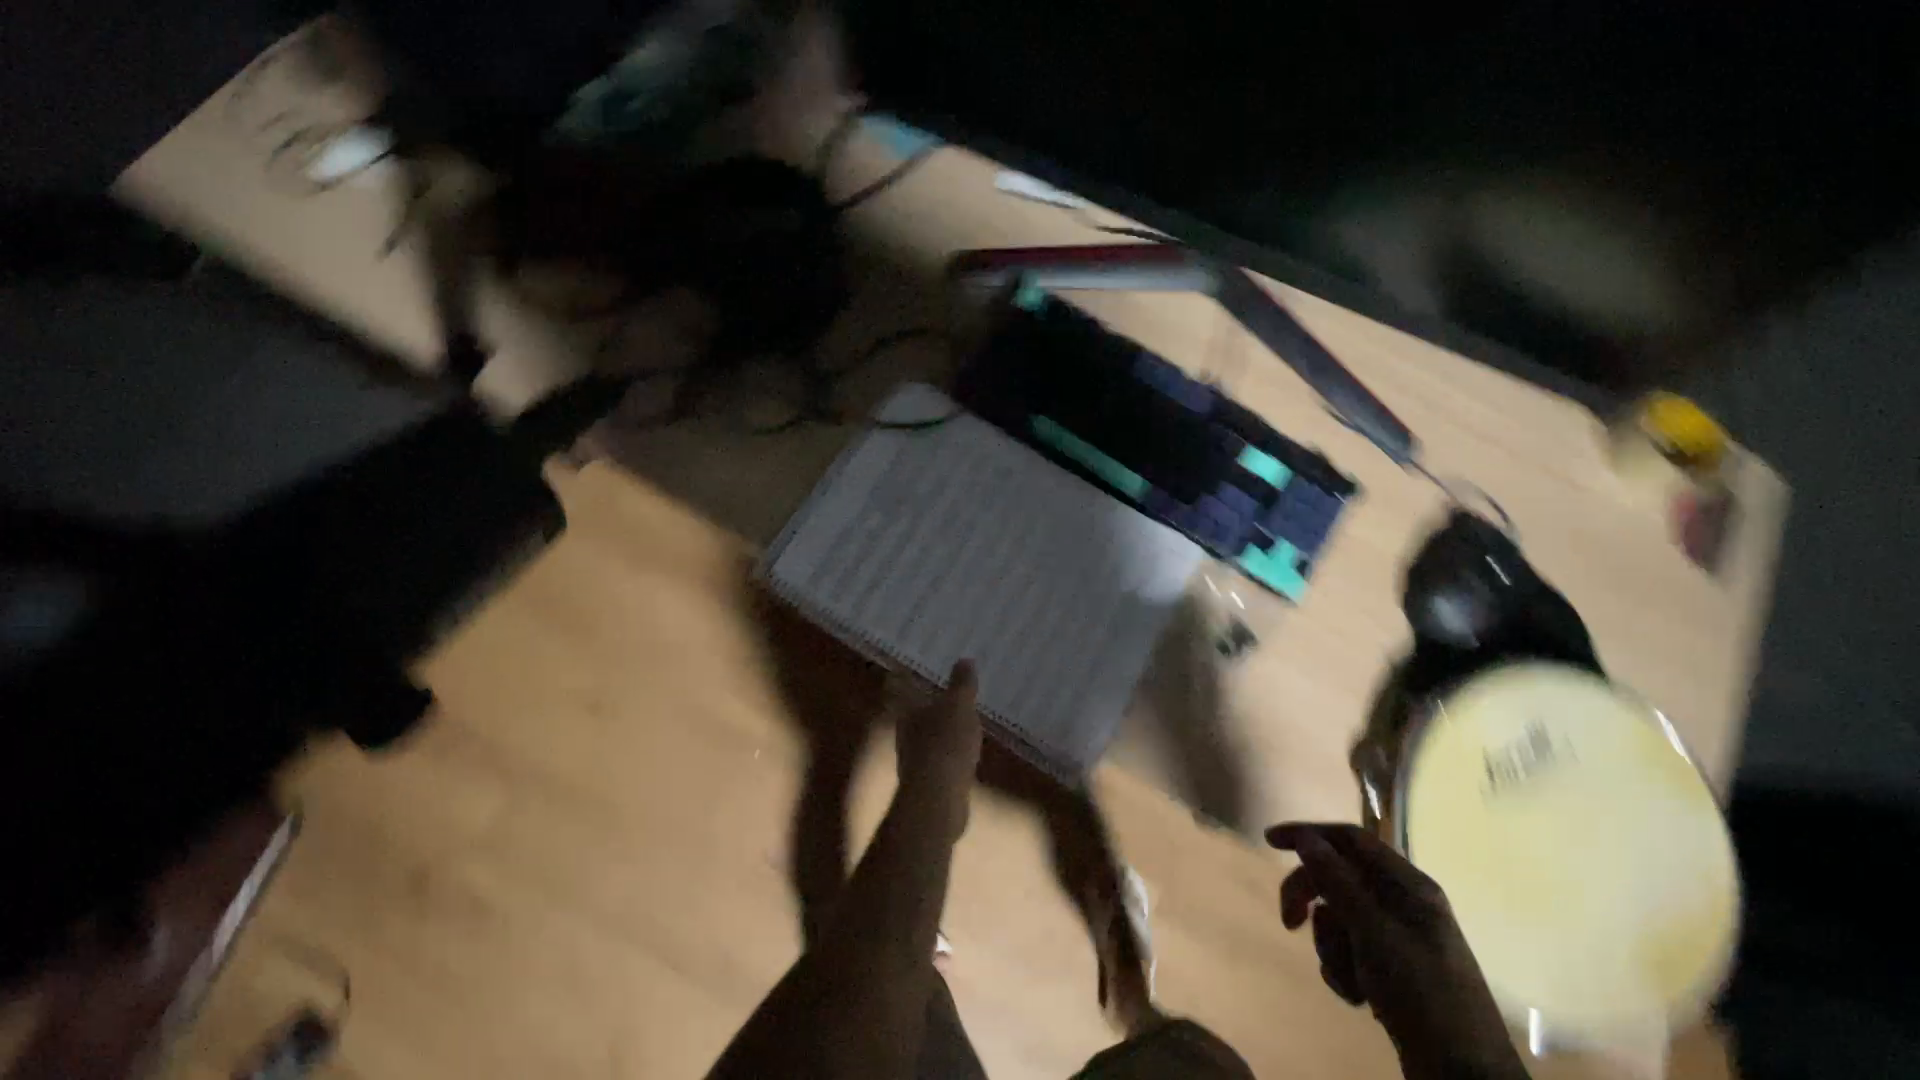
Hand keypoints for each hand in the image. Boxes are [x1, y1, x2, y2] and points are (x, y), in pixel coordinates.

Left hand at [895, 661, 982, 797]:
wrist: (937, 798)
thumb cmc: (944, 743)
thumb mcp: (959, 707)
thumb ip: (961, 684)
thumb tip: (964, 659)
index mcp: (905, 708)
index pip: (898, 684)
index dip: (904, 673)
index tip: (910, 663)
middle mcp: (903, 730)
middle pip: (909, 710)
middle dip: (922, 699)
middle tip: (939, 686)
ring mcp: (912, 757)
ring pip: (923, 734)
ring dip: (935, 726)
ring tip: (954, 716)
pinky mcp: (926, 779)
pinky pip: (937, 756)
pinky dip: (947, 749)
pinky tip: (961, 749)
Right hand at [1266, 823, 1527, 1079]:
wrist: (1463, 1073)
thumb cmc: (1422, 993)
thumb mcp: (1374, 933)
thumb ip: (1338, 882)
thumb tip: (1306, 838)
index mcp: (1409, 886)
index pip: (1351, 839)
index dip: (1309, 835)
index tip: (1269, 842)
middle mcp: (1403, 904)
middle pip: (1339, 879)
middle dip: (1312, 901)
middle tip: (1288, 924)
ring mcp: (1397, 938)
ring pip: (1339, 919)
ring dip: (1331, 947)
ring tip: (1349, 980)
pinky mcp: (1390, 970)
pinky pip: (1348, 951)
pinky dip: (1343, 970)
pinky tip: (1358, 998)